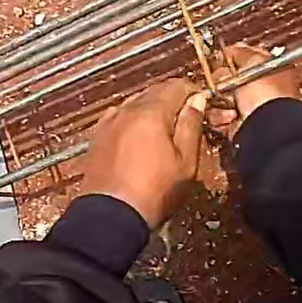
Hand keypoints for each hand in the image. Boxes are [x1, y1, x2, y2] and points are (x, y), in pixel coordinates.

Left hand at [80, 78, 207, 227]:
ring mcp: (109, 123)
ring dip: (153, 110)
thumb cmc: (153, 193)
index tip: (203, 105)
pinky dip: (133, 120)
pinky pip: (119, 118)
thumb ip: (191, 125)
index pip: (176, 86)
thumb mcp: (185, 162)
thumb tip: (197, 100)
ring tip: (166, 132)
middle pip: (155, 92)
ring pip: (136, 104)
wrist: (111, 216)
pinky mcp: (98, 137)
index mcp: (151, 112)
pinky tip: (140, 137)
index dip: (194, 92)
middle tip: (189, 120)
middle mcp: (126, 110)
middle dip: (174, 100)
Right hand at [216, 44, 299, 120]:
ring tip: (230, 103)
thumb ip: (241, 52)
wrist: (264, 126)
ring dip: (220, 99)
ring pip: (217, 96)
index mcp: (268, 70)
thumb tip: (232, 49)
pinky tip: (230, 116)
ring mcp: (246, 106)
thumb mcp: (253, 61)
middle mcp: (258, 88)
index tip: (222, 59)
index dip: (230, 58)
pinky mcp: (235, 123)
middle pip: (225, 77)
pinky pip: (216, 114)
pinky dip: (220, 116)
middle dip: (221, 80)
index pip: (243, 57)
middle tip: (226, 83)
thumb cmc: (267, 94)